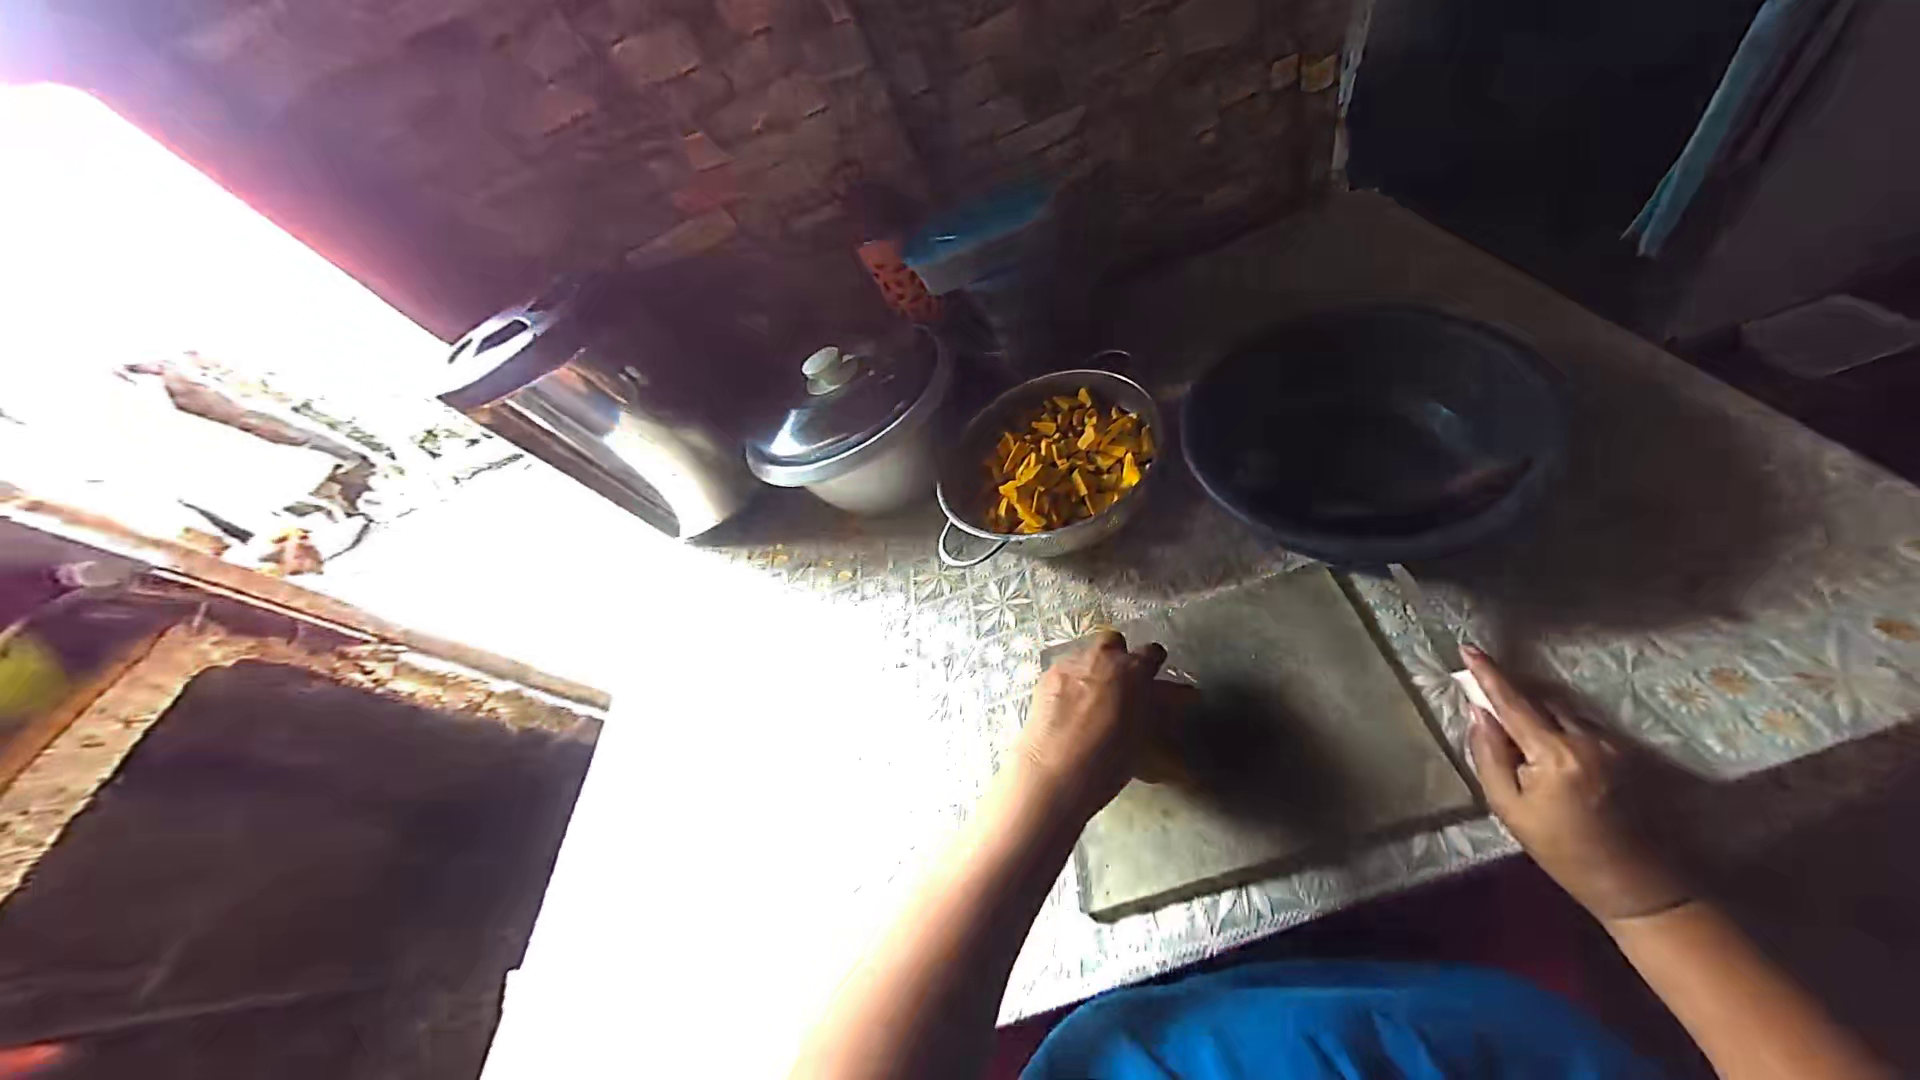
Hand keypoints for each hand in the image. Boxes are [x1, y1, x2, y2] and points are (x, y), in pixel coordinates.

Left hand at [1015, 630, 1166, 819]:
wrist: (1058, 767)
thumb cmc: (1111, 758)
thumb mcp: (1144, 733)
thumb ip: (1156, 706)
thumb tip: (1173, 697)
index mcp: (1134, 670)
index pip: (1152, 652)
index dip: (1152, 663)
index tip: (1151, 676)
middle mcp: (1102, 658)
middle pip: (1112, 640)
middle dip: (1116, 655)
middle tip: (1117, 682)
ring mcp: (1070, 664)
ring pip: (1084, 655)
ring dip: (1090, 669)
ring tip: (1087, 698)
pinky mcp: (1046, 675)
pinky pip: (1063, 670)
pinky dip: (1068, 682)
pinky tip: (1065, 705)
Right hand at [1464, 646, 1688, 922]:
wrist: (1637, 885)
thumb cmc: (1560, 848)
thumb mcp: (1506, 805)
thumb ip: (1487, 753)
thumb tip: (1479, 712)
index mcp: (1556, 754)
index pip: (1513, 702)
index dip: (1488, 673)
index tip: (1468, 648)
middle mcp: (1589, 741)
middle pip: (1540, 700)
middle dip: (1509, 693)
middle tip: (1482, 696)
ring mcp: (1613, 747)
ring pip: (1561, 710)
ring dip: (1533, 709)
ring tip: (1511, 725)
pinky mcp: (1625, 755)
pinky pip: (1578, 724)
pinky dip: (1554, 723)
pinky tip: (1542, 743)